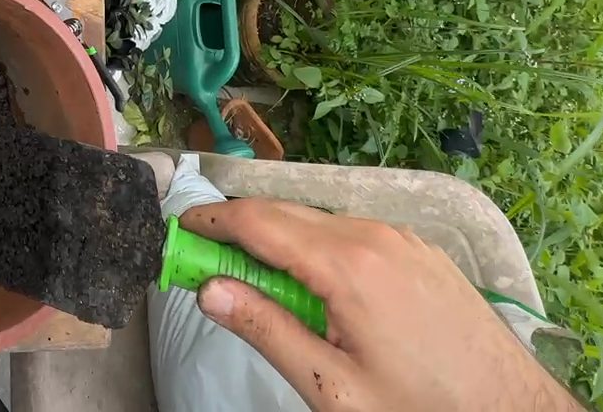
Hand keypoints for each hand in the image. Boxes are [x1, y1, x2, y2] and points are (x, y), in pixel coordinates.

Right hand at [184, 199, 579, 411]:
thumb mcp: (336, 391)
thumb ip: (267, 331)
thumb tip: (206, 289)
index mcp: (346, 262)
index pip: (256, 221)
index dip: (211, 220)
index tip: (179, 229)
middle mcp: (371, 233)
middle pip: (282, 211)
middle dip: (237, 228)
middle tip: (207, 259)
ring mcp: (402, 238)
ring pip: (316, 219)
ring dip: (277, 237)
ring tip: (260, 280)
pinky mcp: (422, 252)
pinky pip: (351, 232)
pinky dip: (316, 244)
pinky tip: (317, 284)